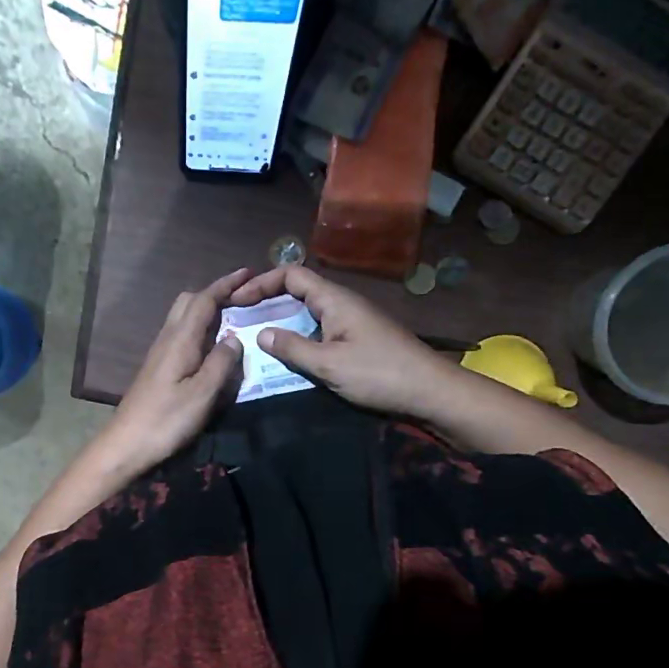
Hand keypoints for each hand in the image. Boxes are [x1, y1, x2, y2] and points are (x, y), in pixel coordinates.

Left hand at [95, 268, 250, 474]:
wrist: (126, 445)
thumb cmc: (166, 421)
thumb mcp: (202, 394)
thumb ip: (222, 363)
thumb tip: (235, 338)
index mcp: (180, 340)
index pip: (203, 300)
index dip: (225, 285)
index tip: (248, 273)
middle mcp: (167, 339)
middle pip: (188, 302)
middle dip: (215, 293)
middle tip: (242, 298)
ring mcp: (159, 354)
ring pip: (183, 318)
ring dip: (206, 311)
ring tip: (234, 318)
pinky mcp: (157, 369)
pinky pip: (182, 335)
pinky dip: (200, 330)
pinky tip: (213, 346)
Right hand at [228, 266, 461, 416]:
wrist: (430, 392)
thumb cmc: (379, 374)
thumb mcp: (329, 364)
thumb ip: (293, 348)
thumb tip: (261, 333)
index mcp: (335, 300)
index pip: (292, 275)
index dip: (262, 282)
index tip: (238, 301)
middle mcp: (342, 304)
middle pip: (298, 291)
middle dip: (267, 301)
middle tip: (240, 319)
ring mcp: (351, 322)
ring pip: (308, 313)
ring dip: (281, 322)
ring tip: (255, 338)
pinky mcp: (357, 340)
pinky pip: (319, 330)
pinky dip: (299, 337)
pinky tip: (287, 356)